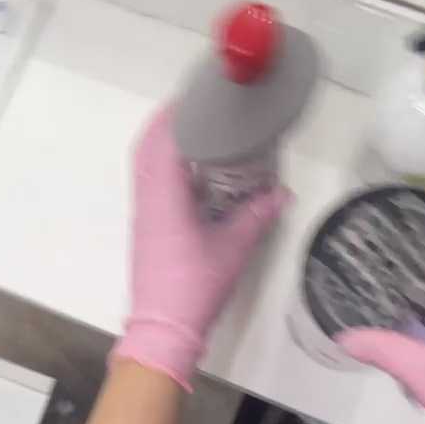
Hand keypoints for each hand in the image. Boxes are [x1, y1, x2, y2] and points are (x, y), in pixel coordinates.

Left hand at [111, 108, 291, 388]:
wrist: (163, 331)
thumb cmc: (195, 288)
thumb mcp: (234, 249)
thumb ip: (257, 216)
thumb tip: (282, 194)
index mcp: (165, 196)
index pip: (163, 136)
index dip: (179, 109)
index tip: (201, 92)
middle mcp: (147, 199)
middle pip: (148, 145)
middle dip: (170, 121)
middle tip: (202, 108)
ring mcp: (142, 216)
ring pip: (145, 165)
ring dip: (165, 143)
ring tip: (199, 133)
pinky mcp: (144, 231)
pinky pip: (149, 184)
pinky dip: (165, 167)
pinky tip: (191, 172)